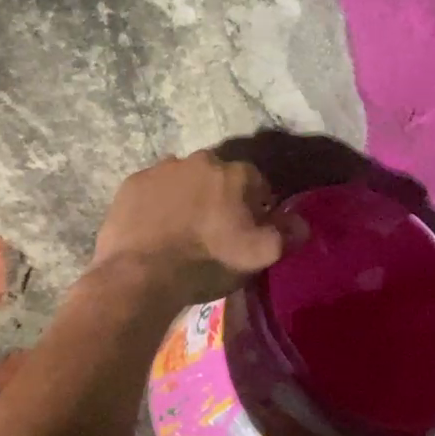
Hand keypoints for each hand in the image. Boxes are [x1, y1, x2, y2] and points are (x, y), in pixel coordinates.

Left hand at [88, 150, 303, 305]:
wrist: (141, 275)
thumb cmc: (208, 261)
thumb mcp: (259, 255)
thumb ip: (287, 235)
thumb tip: (302, 223)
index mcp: (236, 173)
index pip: (258, 183)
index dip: (256, 207)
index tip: (248, 230)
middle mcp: (201, 160)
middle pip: (219, 177)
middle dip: (220, 197)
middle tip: (215, 231)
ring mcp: (162, 169)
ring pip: (184, 180)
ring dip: (188, 197)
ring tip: (183, 230)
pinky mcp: (131, 183)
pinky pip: (153, 189)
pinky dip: (157, 204)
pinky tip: (156, 229)